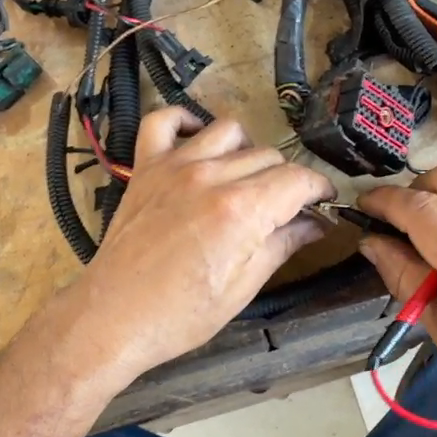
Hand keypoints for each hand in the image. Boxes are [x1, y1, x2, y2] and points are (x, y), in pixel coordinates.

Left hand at [59, 108, 335, 377]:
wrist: (114, 316)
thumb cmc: (181, 314)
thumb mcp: (243, 287)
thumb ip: (283, 244)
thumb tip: (316, 223)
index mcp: (241, 210)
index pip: (297, 179)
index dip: (318, 189)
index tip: (322, 202)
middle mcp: (212, 176)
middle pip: (268, 156)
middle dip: (285, 179)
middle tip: (282, 206)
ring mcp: (176, 165)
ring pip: (229, 131)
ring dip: (245, 151)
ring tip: (244, 177)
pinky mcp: (146, 165)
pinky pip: (164, 120)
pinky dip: (184, 121)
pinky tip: (197, 141)